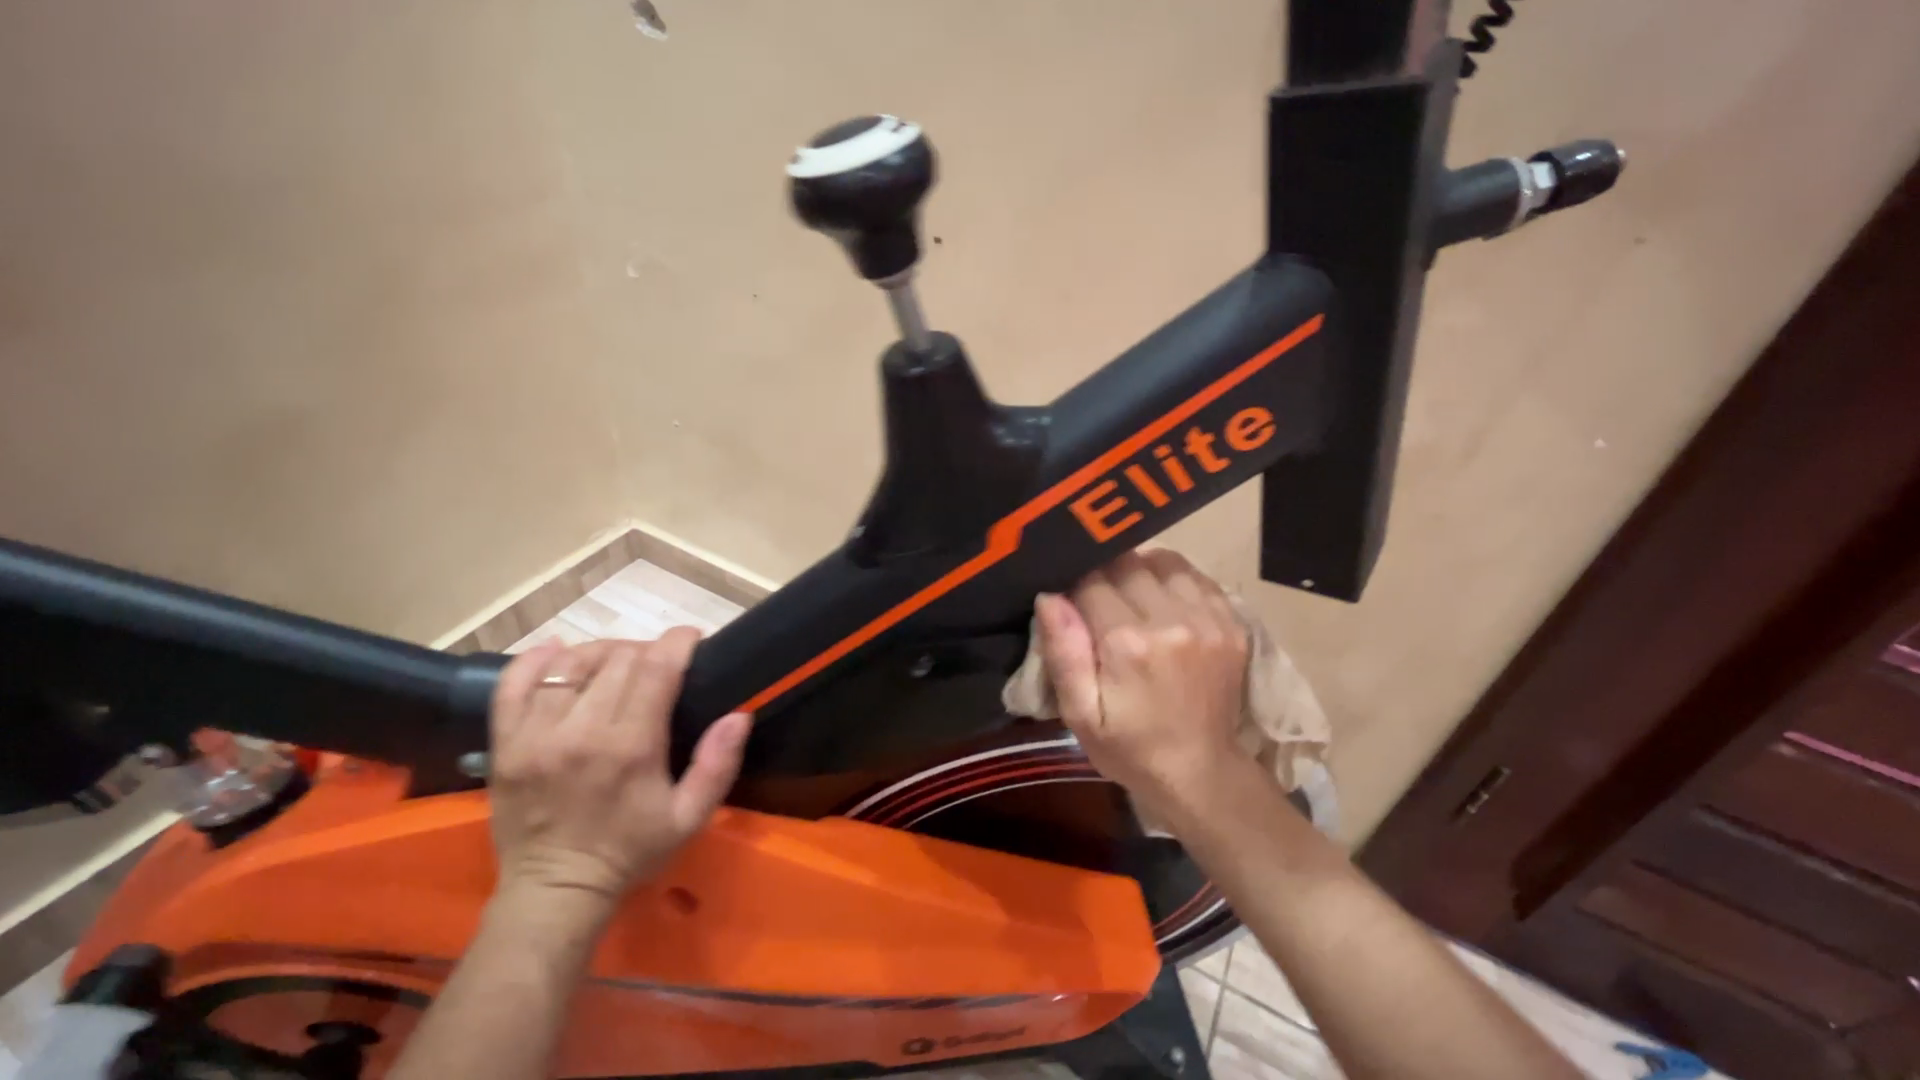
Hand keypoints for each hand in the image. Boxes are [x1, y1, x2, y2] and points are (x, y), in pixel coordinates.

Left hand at [486, 630, 750, 902]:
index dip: (677, 642)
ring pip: (571, 663)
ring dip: (601, 653)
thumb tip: (739, 714)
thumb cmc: (631, 852)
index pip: (656, 668)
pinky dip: (536, 660)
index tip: (691, 639)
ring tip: (615, 663)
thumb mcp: (689, 818)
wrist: (556, 891)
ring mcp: (536, 735)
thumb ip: (717, 765)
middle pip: (618, 659)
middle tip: (658, 664)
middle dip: (645, 649)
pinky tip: (558, 653)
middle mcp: (581, 731)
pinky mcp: (504, 744)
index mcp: (631, 747)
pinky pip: (514, 684)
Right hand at [1035, 550, 1253, 824]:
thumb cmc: (1129, 747)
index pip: (1089, 580)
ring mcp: (1208, 618)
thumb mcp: (1080, 714)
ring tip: (1132, 602)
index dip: (1074, 589)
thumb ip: (1063, 653)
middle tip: (1100, 609)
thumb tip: (1049, 596)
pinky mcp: (1232, 621)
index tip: (1071, 609)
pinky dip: (1172, 579)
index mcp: (1127, 643)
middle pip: (1126, 563)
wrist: (1199, 772)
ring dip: (1140, 572)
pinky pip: (1194, 575)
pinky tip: (1163, 604)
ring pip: (1161, 560)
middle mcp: (1171, 619)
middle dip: (1106, 577)